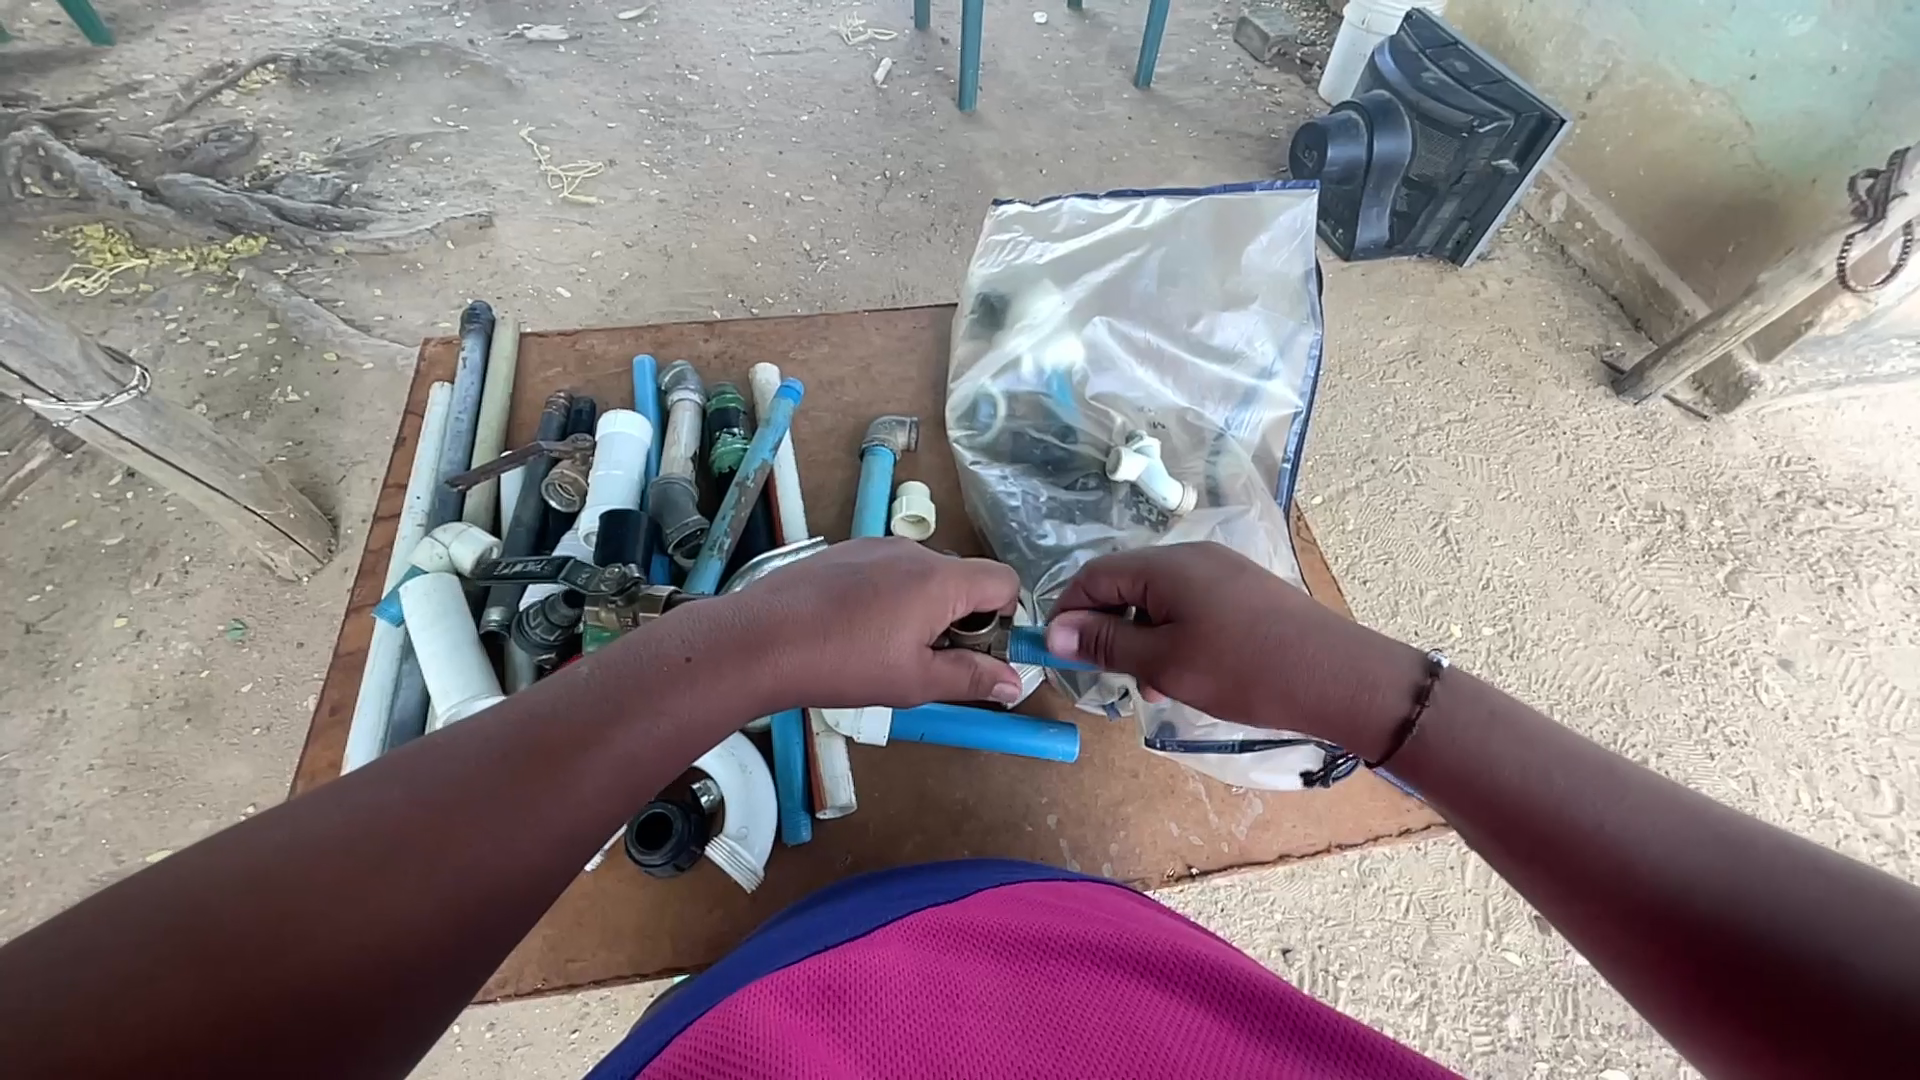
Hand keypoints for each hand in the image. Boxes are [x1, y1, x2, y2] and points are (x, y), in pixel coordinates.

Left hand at [721, 537, 1024, 709]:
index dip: (1005, 616)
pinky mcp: (846, 551)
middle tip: (928, 659)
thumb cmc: (843, 663)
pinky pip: (888, 570)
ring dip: (924, 609)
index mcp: (941, 579)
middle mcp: (914, 551)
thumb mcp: (914, 681)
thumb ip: (971, 678)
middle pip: (963, 579)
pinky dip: (890, 597)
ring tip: (886, 648)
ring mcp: (876, 546)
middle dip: (960, 618)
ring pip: (924, 575)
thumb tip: (1015, 683)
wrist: (761, 639)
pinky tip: (856, 629)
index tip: (980, 651)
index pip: (1005, 580)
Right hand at [1044, 542, 1426, 757]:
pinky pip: (1189, 606)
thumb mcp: (1165, 661)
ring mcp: (1221, 572)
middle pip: (1125, 583)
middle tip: (1108, 674)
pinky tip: (1185, 673)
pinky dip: (1172, 635)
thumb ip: (1106, 642)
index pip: (1094, 575)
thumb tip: (1055, 631)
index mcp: (1166, 565)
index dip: (1068, 612)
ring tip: (1152, 684)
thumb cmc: (1245, 670)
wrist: (1343, 679)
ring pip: (1157, 598)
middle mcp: (1191, 557)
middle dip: (1107, 627)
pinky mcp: (1243, 592)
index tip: (1058, 653)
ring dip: (1141, 636)